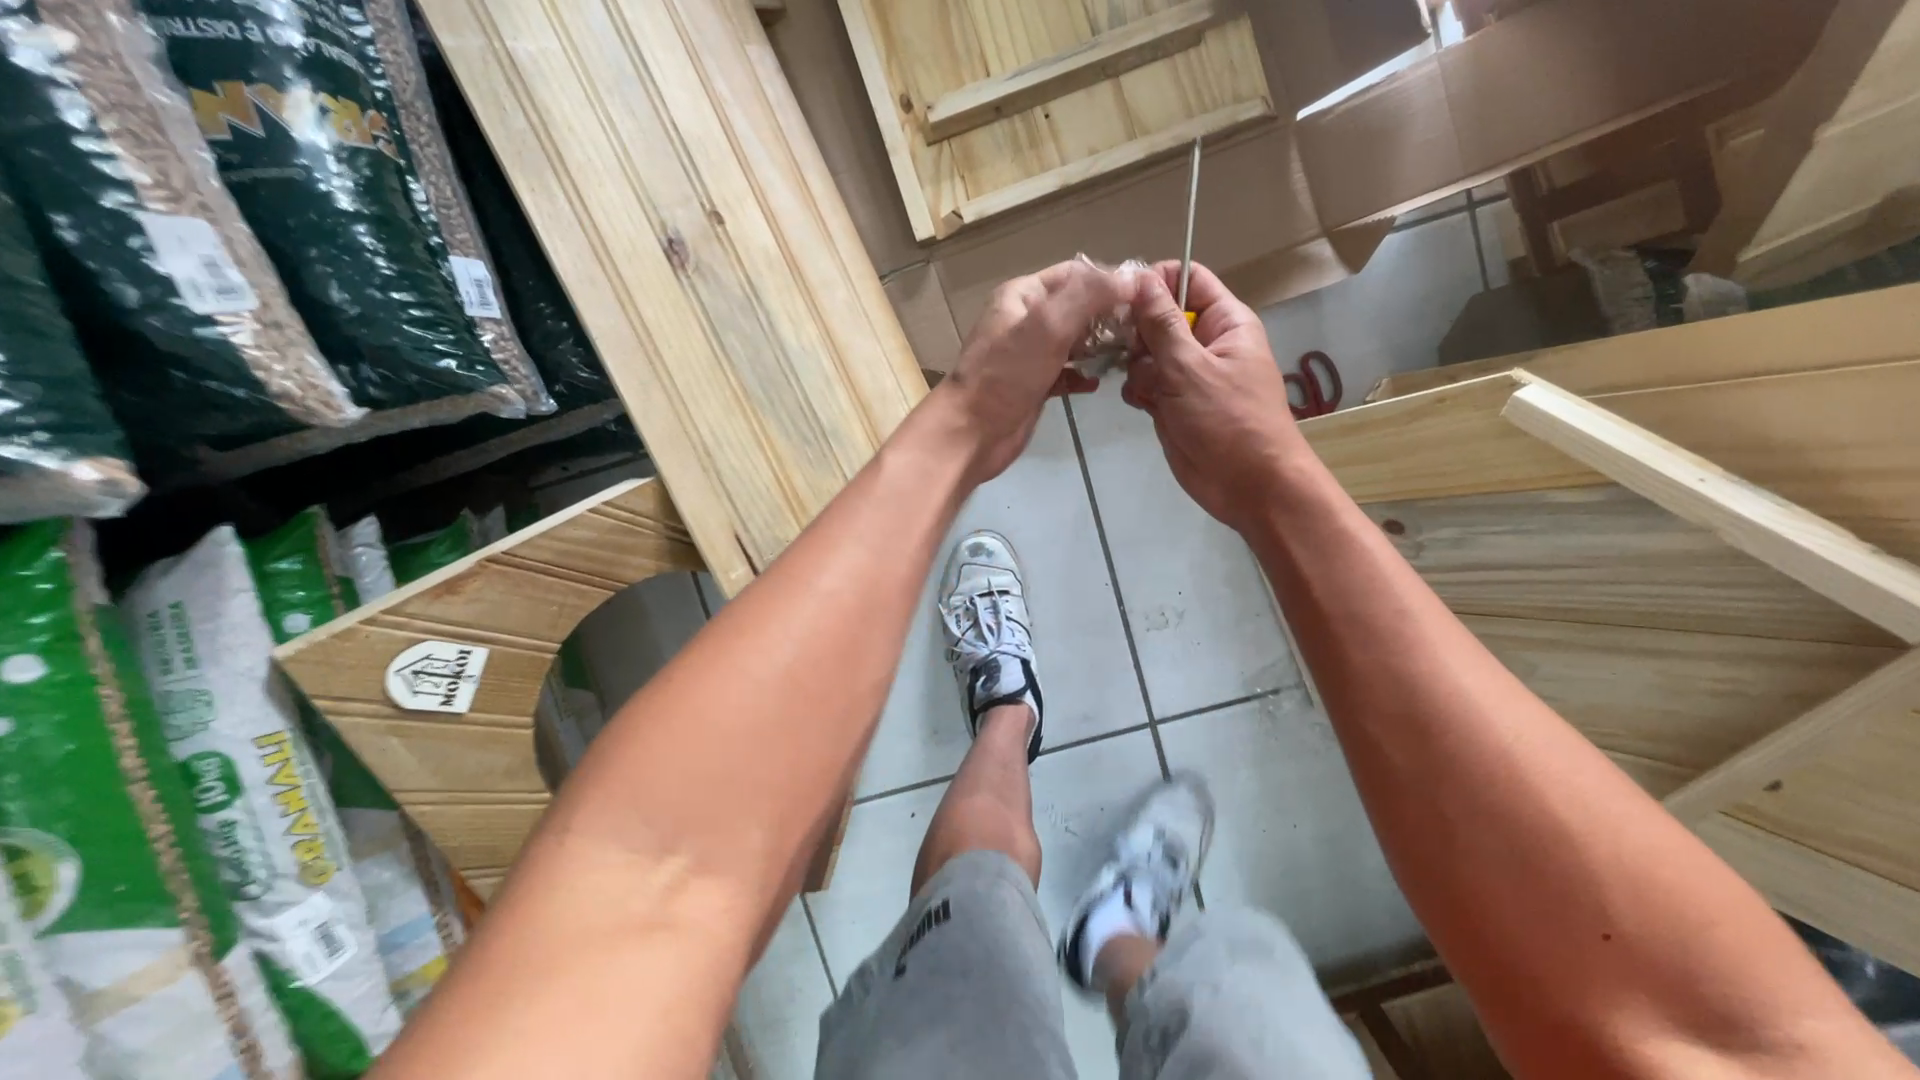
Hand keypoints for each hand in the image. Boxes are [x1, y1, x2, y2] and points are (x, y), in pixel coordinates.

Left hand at [936, 260, 1120, 483]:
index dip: (1110, 280)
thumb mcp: (1048, 325)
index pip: (1076, 273)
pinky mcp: (1034, 384)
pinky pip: (1066, 372)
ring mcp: (1029, 354)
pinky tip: (1097, 383)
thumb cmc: (1006, 374)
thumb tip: (1132, 276)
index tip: (1146, 295)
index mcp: (1023, 295)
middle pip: (1078, 306)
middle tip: (1142, 329)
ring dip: (1100, 345)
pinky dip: (1083, 374)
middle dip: (1109, 315)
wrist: (971, 434)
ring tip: (1129, 353)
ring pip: (1074, 340)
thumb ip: (1089, 295)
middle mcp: (1026, 319)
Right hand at [1121, 261, 1305, 532]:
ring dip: (1136, 367)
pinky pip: (1145, 384)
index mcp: (1224, 321)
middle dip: (1137, 331)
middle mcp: (1205, 342)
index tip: (1124, 298)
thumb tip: (1140, 278)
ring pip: (1146, 353)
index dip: (1155, 281)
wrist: (1249, 485)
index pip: (1187, 278)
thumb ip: (1161, 323)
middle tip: (1129, 350)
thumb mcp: (1190, 366)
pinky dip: (1139, 392)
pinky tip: (1143, 405)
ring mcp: (1188, 374)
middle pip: (1158, 316)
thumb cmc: (1229, 420)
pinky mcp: (1174, 403)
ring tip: (1146, 388)